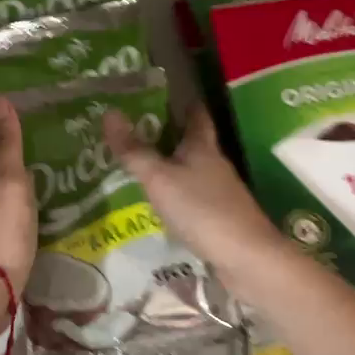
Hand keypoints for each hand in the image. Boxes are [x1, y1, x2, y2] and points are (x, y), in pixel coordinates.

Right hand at [102, 104, 291, 283]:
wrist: (246, 257)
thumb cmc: (202, 209)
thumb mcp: (160, 178)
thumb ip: (134, 150)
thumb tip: (109, 112)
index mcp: (203, 146)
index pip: (196, 114)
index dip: (181, 103)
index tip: (158, 96)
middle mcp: (214, 164)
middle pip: (191, 143)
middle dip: (167, 137)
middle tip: (134, 133)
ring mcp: (220, 193)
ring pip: (191, 172)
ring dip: (169, 168)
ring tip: (138, 168)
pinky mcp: (219, 218)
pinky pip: (192, 199)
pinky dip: (175, 197)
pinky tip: (158, 206)